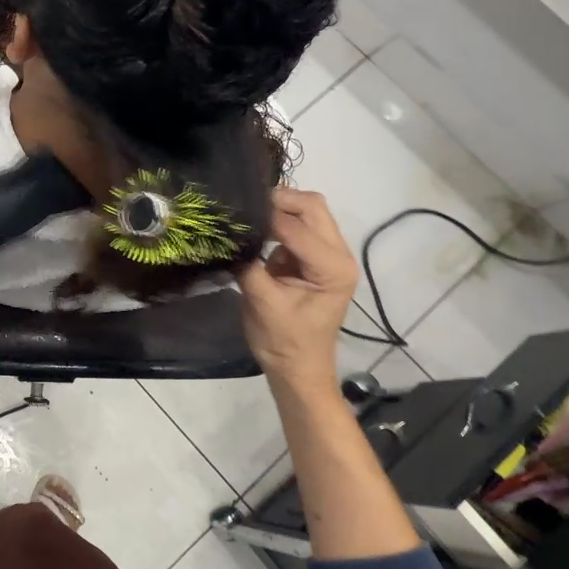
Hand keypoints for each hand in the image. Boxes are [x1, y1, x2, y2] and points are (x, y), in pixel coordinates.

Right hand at [236, 189, 359, 383]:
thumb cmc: (283, 341)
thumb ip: (249, 265)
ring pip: (308, 213)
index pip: (297, 227)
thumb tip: (229, 236)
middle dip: (279, 200)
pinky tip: (255, 233)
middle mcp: (339, 256)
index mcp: (333, 268)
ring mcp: (329, 256)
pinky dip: (278, 223)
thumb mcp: (262, 303)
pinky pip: (298, 227)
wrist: (297, 368)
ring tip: (246, 217)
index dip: (265, 217)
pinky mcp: (314, 259)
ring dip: (280, 210)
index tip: (231, 212)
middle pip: (313, 207)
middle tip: (242, 205)